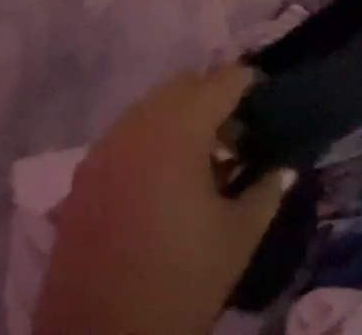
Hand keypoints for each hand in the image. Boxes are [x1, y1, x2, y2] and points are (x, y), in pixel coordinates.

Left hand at [33, 67, 295, 334]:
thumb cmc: (180, 280)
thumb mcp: (238, 237)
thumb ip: (265, 190)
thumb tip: (278, 167)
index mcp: (177, 132)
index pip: (221, 81)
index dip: (249, 83)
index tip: (270, 101)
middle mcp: (136, 127)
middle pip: (182, 86)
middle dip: (214, 98)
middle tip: (239, 135)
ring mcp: (103, 150)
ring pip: (150, 108)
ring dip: (181, 118)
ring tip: (205, 160)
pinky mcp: (83, 178)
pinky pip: (126, 136)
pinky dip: (152, 140)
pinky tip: (168, 181)